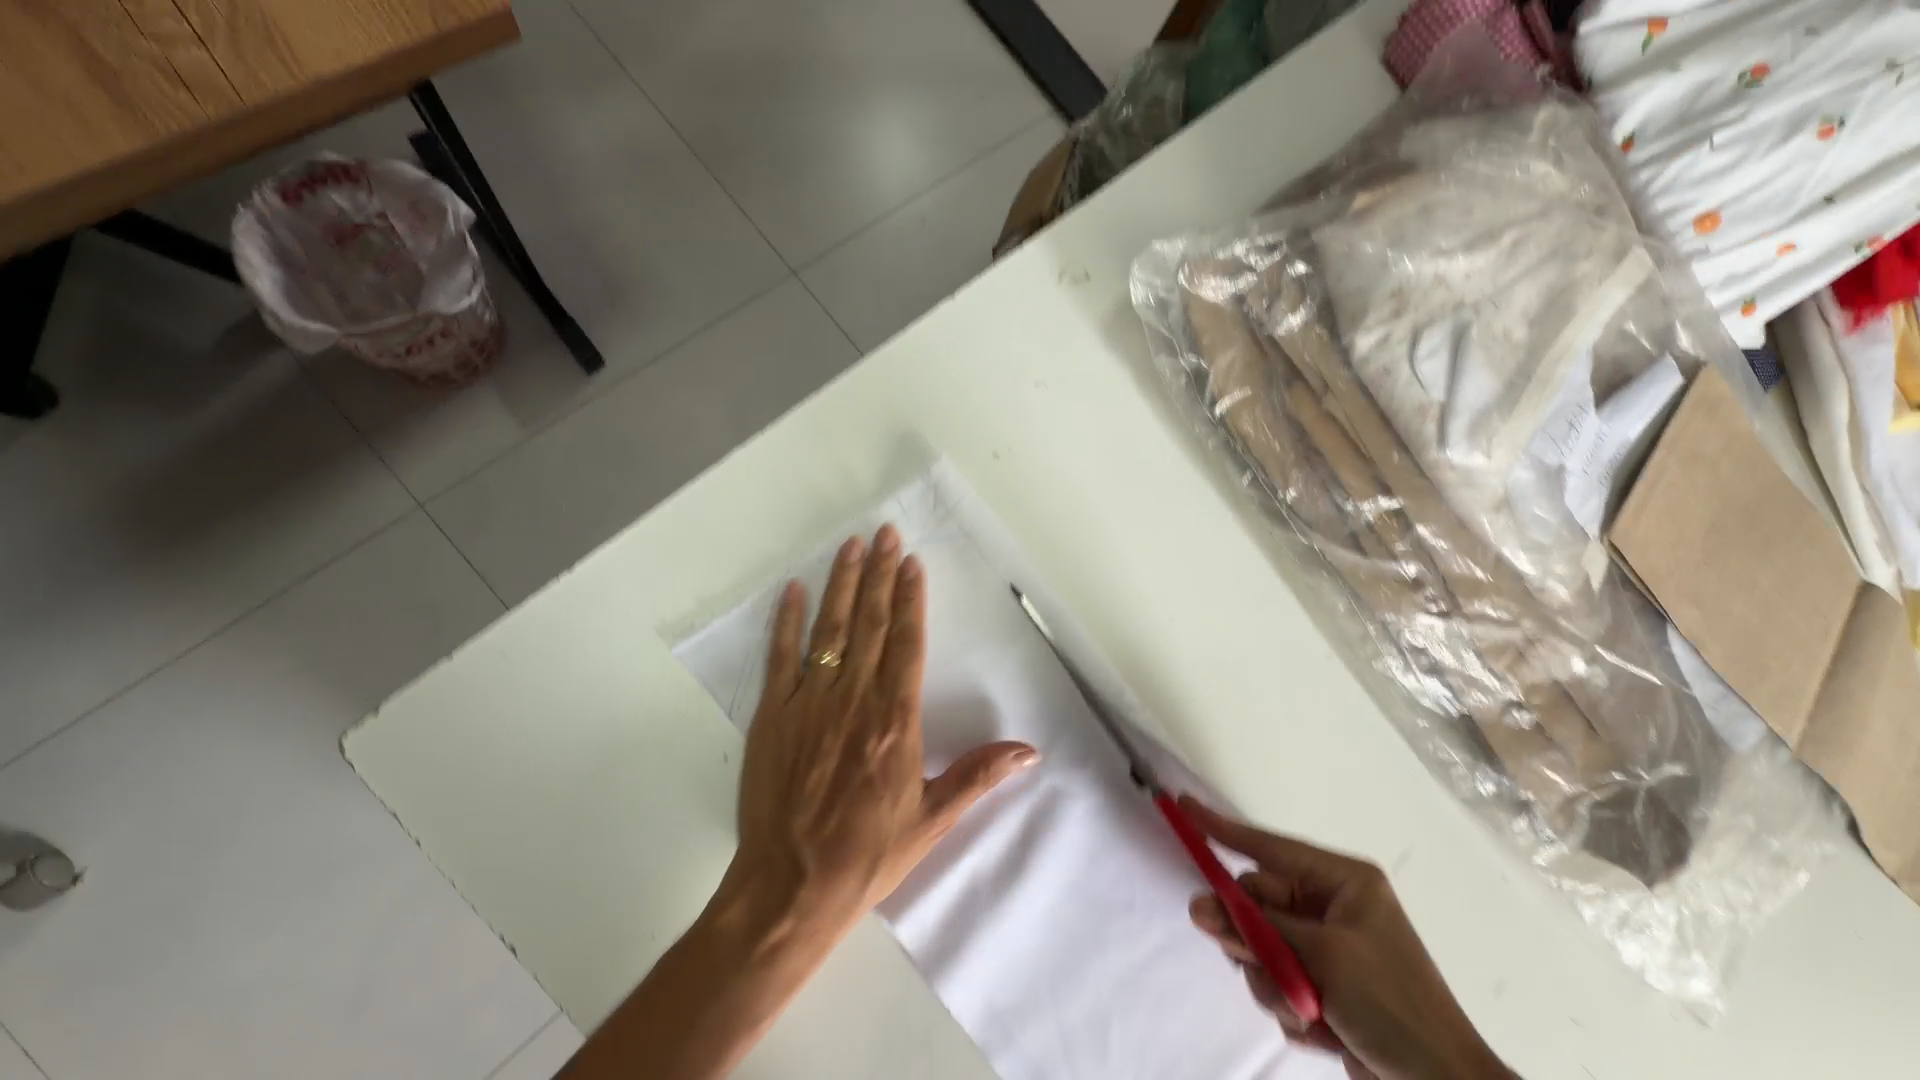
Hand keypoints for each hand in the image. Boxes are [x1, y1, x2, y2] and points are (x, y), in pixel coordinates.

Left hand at [717, 525, 1037, 943]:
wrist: (791, 884)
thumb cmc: (866, 856)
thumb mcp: (932, 821)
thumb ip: (977, 777)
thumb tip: (1028, 751)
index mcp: (895, 723)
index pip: (906, 646)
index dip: (911, 600)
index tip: (912, 564)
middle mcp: (854, 701)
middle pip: (871, 625)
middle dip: (880, 575)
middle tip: (886, 533)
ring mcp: (808, 704)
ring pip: (830, 630)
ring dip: (841, 584)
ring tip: (851, 546)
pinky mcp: (771, 716)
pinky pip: (780, 657)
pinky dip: (786, 621)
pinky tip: (793, 590)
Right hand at [1183, 799, 1511, 1079]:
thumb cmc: (1390, 1001)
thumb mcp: (1321, 955)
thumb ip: (1257, 929)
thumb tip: (1198, 905)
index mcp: (1342, 883)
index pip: (1268, 847)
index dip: (1221, 829)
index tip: (1181, 806)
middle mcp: (1330, 907)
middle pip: (1256, 904)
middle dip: (1248, 936)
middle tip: (1241, 954)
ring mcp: (1324, 948)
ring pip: (1259, 948)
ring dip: (1272, 982)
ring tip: (1304, 1008)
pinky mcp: (1321, 986)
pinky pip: (1275, 982)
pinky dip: (1289, 1006)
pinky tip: (1320, 1026)